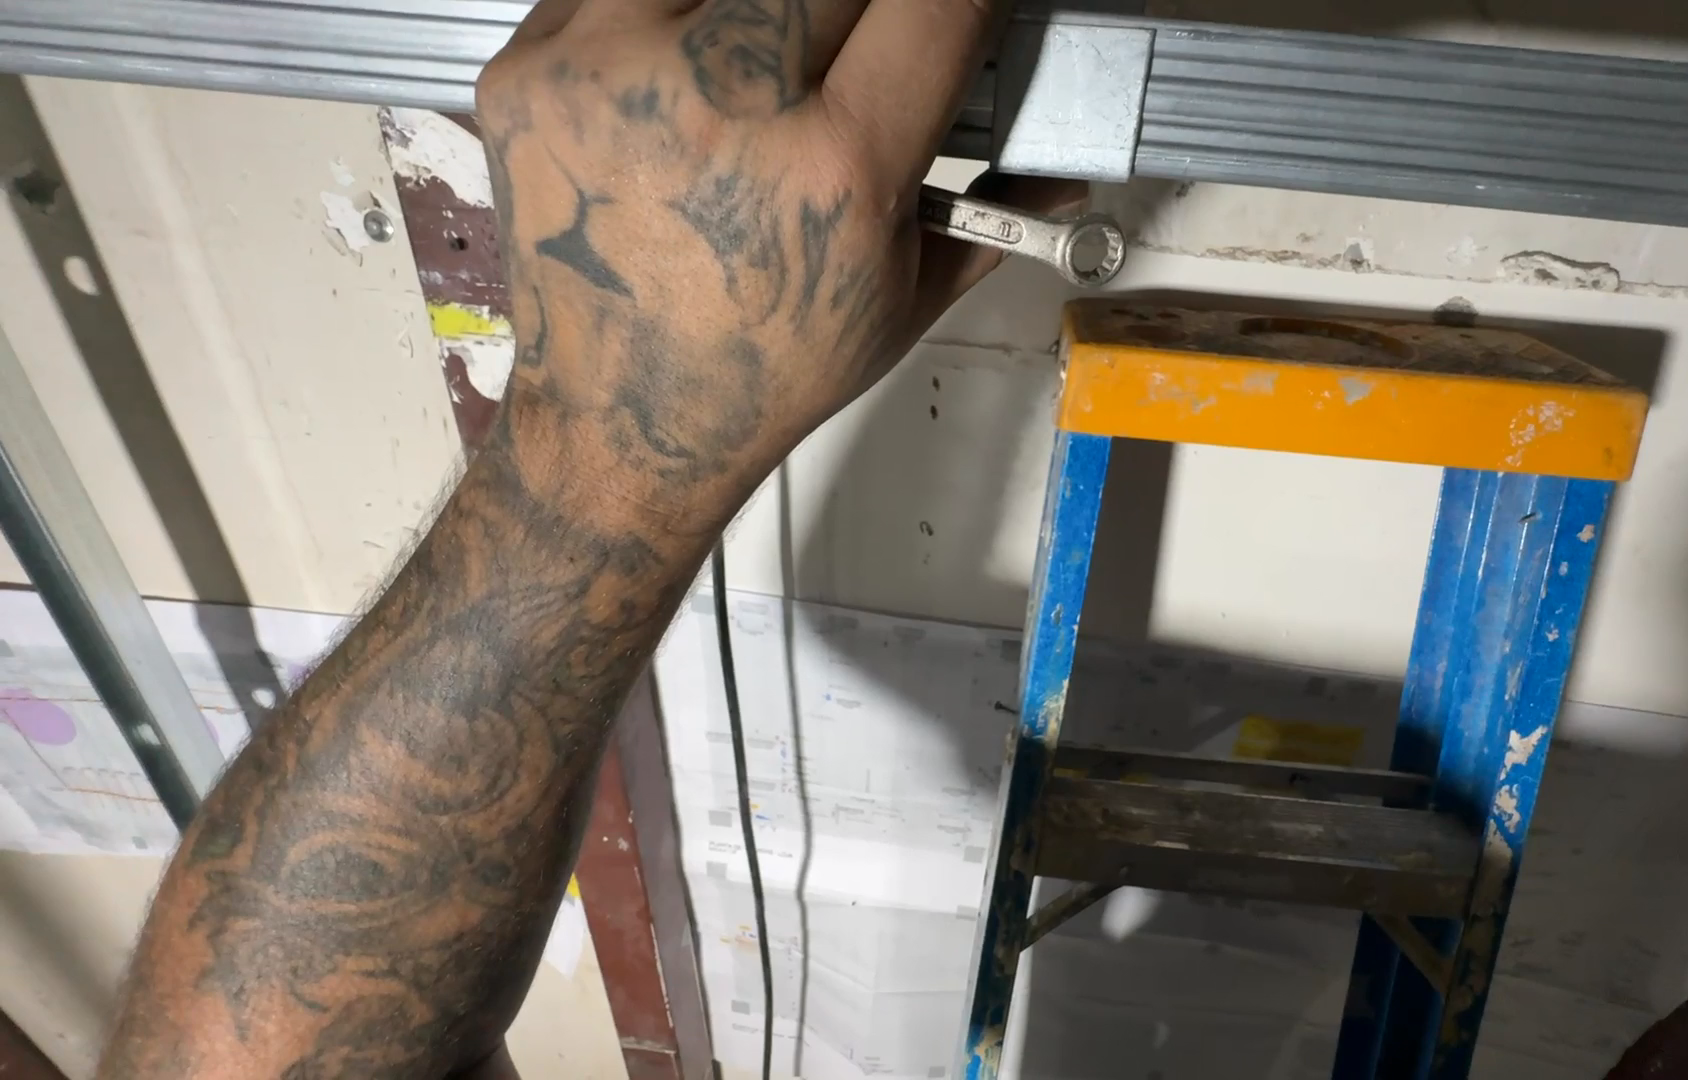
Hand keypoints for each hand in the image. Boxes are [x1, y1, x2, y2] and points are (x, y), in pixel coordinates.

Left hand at [476, 0, 1078, 499]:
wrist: (633, 420)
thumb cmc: (771, 376)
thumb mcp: (900, 307)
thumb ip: (988, 218)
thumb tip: (1063, 170)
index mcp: (833, 176)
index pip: (936, 4)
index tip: (961, 12)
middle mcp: (720, 108)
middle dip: (867, 5)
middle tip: (859, 57)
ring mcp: (609, 74)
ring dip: (773, 4)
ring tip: (772, 76)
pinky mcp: (531, 66)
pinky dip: (679, 9)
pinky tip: (692, 67)